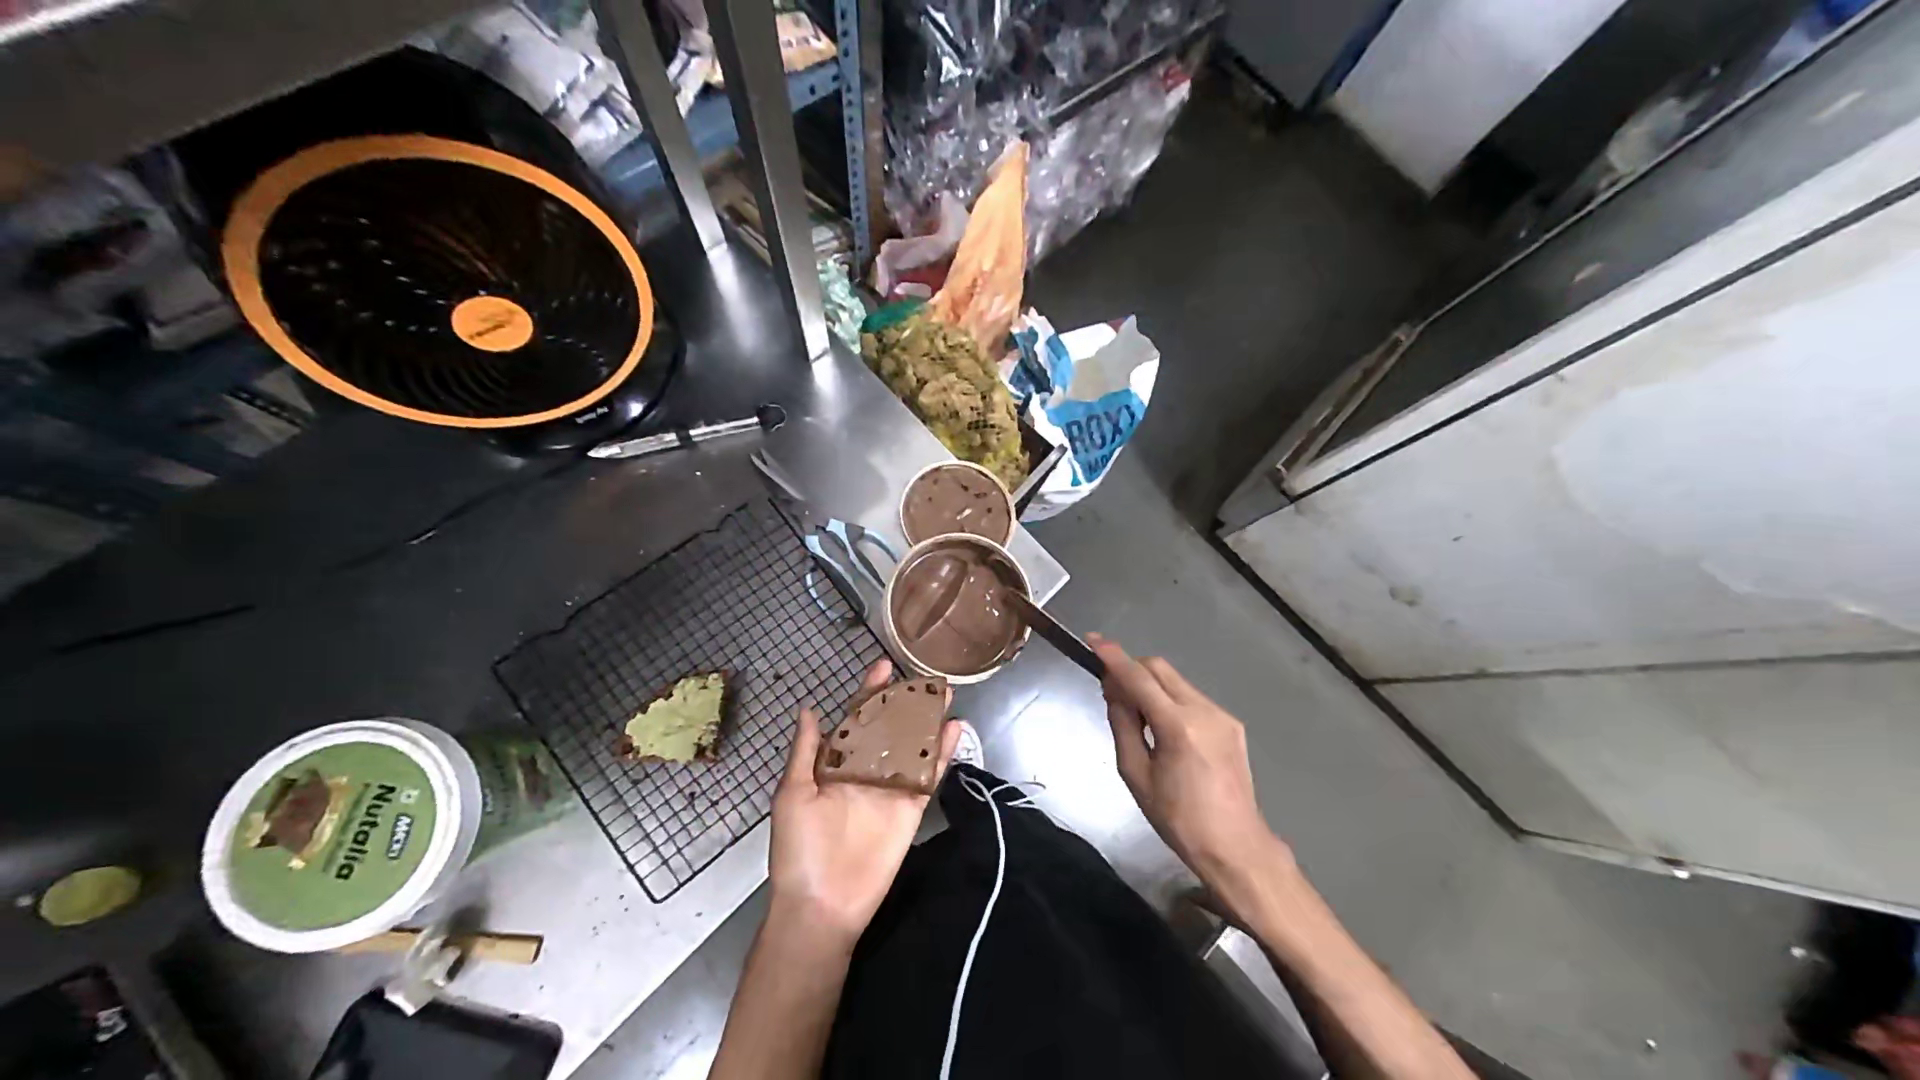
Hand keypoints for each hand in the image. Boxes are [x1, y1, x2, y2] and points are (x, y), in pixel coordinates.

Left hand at [768, 659, 961, 943]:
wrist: (822, 904)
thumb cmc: (799, 847)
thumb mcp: (792, 792)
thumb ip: (806, 751)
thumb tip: (809, 709)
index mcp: (835, 763)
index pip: (855, 719)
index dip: (869, 692)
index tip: (883, 666)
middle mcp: (865, 770)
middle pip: (889, 727)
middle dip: (905, 701)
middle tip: (923, 677)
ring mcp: (891, 788)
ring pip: (914, 746)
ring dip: (928, 721)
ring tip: (943, 694)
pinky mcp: (912, 808)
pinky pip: (930, 776)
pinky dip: (944, 754)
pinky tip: (955, 730)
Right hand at [1090, 635, 1293, 912]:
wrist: (1235, 846)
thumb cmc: (1178, 819)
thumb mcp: (1135, 774)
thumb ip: (1123, 725)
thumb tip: (1114, 692)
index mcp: (1178, 727)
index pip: (1138, 678)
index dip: (1112, 657)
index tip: (1092, 640)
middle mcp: (1204, 711)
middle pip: (1159, 668)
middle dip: (1131, 669)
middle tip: (1110, 692)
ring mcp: (1222, 715)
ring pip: (1175, 681)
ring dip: (1150, 686)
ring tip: (1136, 717)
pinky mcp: (1231, 724)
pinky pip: (1191, 698)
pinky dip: (1169, 700)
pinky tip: (1163, 729)